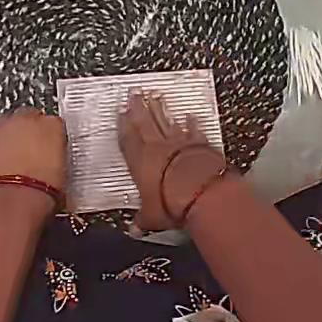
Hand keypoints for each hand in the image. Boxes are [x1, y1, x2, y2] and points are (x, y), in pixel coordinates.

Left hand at [0, 110, 67, 197]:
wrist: (16, 199)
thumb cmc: (43, 187)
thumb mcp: (64, 169)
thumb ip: (57, 153)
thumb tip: (53, 157)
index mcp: (53, 124)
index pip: (53, 122)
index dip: (50, 136)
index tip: (50, 147)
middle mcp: (27, 120)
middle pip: (27, 117)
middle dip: (28, 130)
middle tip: (32, 150)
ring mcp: (4, 129)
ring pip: (6, 126)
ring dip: (10, 137)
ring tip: (15, 157)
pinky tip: (1, 164)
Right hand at [117, 91, 228, 230]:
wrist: (201, 192)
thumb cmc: (170, 204)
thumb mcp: (152, 216)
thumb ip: (143, 218)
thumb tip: (135, 228)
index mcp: (140, 162)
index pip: (128, 140)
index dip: (124, 127)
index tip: (120, 113)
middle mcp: (157, 148)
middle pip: (145, 123)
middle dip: (138, 108)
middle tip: (134, 93)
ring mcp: (179, 143)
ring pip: (166, 122)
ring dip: (161, 110)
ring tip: (156, 98)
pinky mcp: (199, 144)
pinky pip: (193, 131)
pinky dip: (191, 124)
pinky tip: (190, 116)